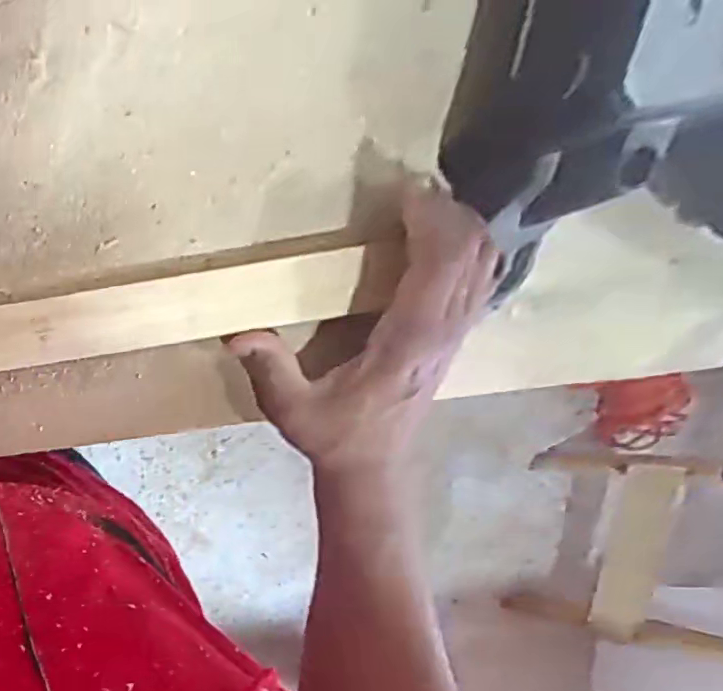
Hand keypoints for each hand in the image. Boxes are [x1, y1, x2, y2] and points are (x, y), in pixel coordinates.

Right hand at [227, 182, 501, 476]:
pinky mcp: (455, 337)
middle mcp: (443, 331)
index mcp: (408, 340)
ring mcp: (456, 334)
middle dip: (447, 210)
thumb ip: (268, 370)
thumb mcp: (291, 409)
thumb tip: (237, 335)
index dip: (428, 217)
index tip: (399, 192)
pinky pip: (481, 277)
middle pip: (472, 248)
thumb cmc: (332, 436)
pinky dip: (469, 247)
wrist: (371, 465)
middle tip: (407, 193)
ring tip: (425, 208)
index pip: (440, 261)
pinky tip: (442, 242)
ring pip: (485, 259)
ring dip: (462, 224)